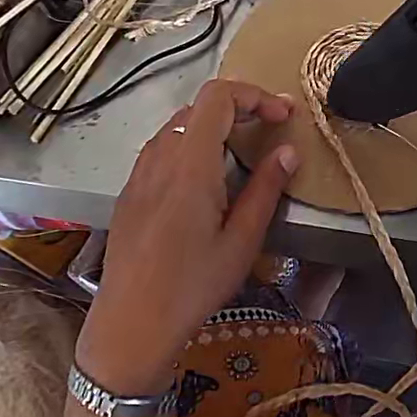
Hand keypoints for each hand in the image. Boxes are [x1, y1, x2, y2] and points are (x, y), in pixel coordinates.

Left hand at [78, 80, 297, 394]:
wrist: (132, 322)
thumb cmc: (193, 286)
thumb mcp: (241, 242)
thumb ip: (266, 190)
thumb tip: (287, 152)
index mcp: (190, 164)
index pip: (218, 96)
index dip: (255, 94)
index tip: (283, 115)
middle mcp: (159, 158)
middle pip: (197, 107)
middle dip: (239, 109)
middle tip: (270, 131)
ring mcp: (138, 174)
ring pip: (177, 127)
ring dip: (213, 128)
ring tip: (241, 155)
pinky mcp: (129, 192)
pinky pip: (161, 150)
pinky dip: (190, 147)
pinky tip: (205, 182)